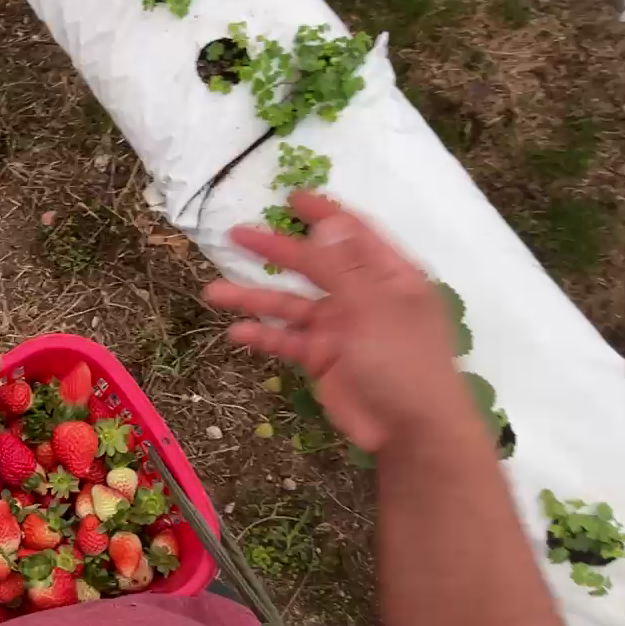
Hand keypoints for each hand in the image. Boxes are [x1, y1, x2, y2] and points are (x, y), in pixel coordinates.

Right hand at [204, 191, 470, 453]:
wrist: (411, 429)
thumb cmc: (404, 362)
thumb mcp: (373, 308)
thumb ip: (344, 268)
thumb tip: (326, 224)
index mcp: (388, 276)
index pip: (353, 234)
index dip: (323, 214)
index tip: (291, 197)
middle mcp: (362, 296)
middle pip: (312, 266)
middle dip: (274, 251)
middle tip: (236, 235)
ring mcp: (340, 328)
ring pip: (290, 305)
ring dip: (253, 298)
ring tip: (214, 292)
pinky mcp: (322, 358)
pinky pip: (286, 341)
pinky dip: (262, 336)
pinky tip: (235, 332)